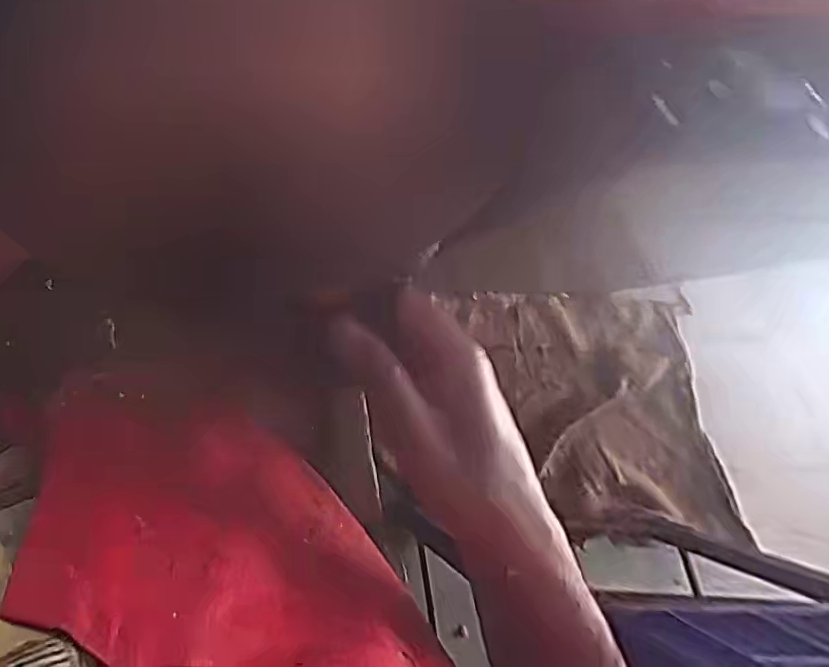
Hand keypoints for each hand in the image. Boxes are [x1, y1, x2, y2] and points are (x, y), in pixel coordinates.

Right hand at [329, 287, 624, 666]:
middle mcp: (459, 353)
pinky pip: (409, 359)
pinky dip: (381, 358)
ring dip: (370, 335)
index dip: (363, 292)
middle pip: (403, 313)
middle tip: (317, 317)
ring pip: (405, 336)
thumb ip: (377, 370)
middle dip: (361, 312)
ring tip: (328, 338)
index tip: (325, 296)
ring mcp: (457, 374)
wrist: (511, 535)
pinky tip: (356, 371)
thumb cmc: (466, 484)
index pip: (404, 296)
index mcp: (455, 351)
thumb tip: (338, 323)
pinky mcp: (451, 395)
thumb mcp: (411, 427)